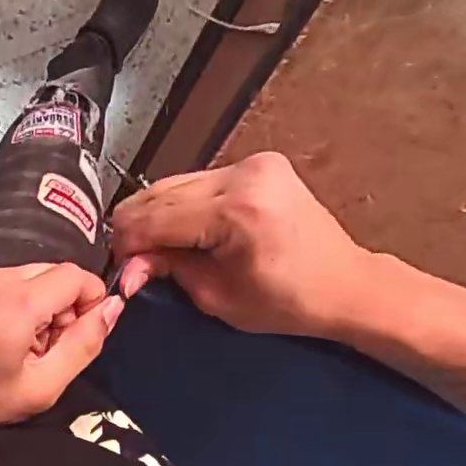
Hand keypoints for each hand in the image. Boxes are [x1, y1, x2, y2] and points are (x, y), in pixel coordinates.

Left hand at [0, 263, 124, 431]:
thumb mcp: (42, 386)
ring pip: (42, 275)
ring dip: (49, 306)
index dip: (90, 302)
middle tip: (50, 346)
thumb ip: (84, 345)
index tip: (77, 336)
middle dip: (68, 306)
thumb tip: (114, 307)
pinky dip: (30, 303)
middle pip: (60, 273)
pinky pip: (21, 280)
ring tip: (30, 344)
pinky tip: (14, 334)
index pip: (76, 276)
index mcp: (14, 304)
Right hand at [108, 150, 375, 337]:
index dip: (125, 245)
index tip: (120, 268)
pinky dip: (178, 206)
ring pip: (169, 185)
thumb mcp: (215, 296)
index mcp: (236, 211)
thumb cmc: (287, 301)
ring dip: (155, 217)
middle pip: (154, 195)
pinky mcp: (255, 163)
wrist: (345, 284)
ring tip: (158, 248)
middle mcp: (243, 175)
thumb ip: (166, 270)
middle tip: (136, 261)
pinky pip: (193, 182)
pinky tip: (182, 230)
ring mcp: (251, 164)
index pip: (152, 219)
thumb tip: (125, 268)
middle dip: (136, 230)